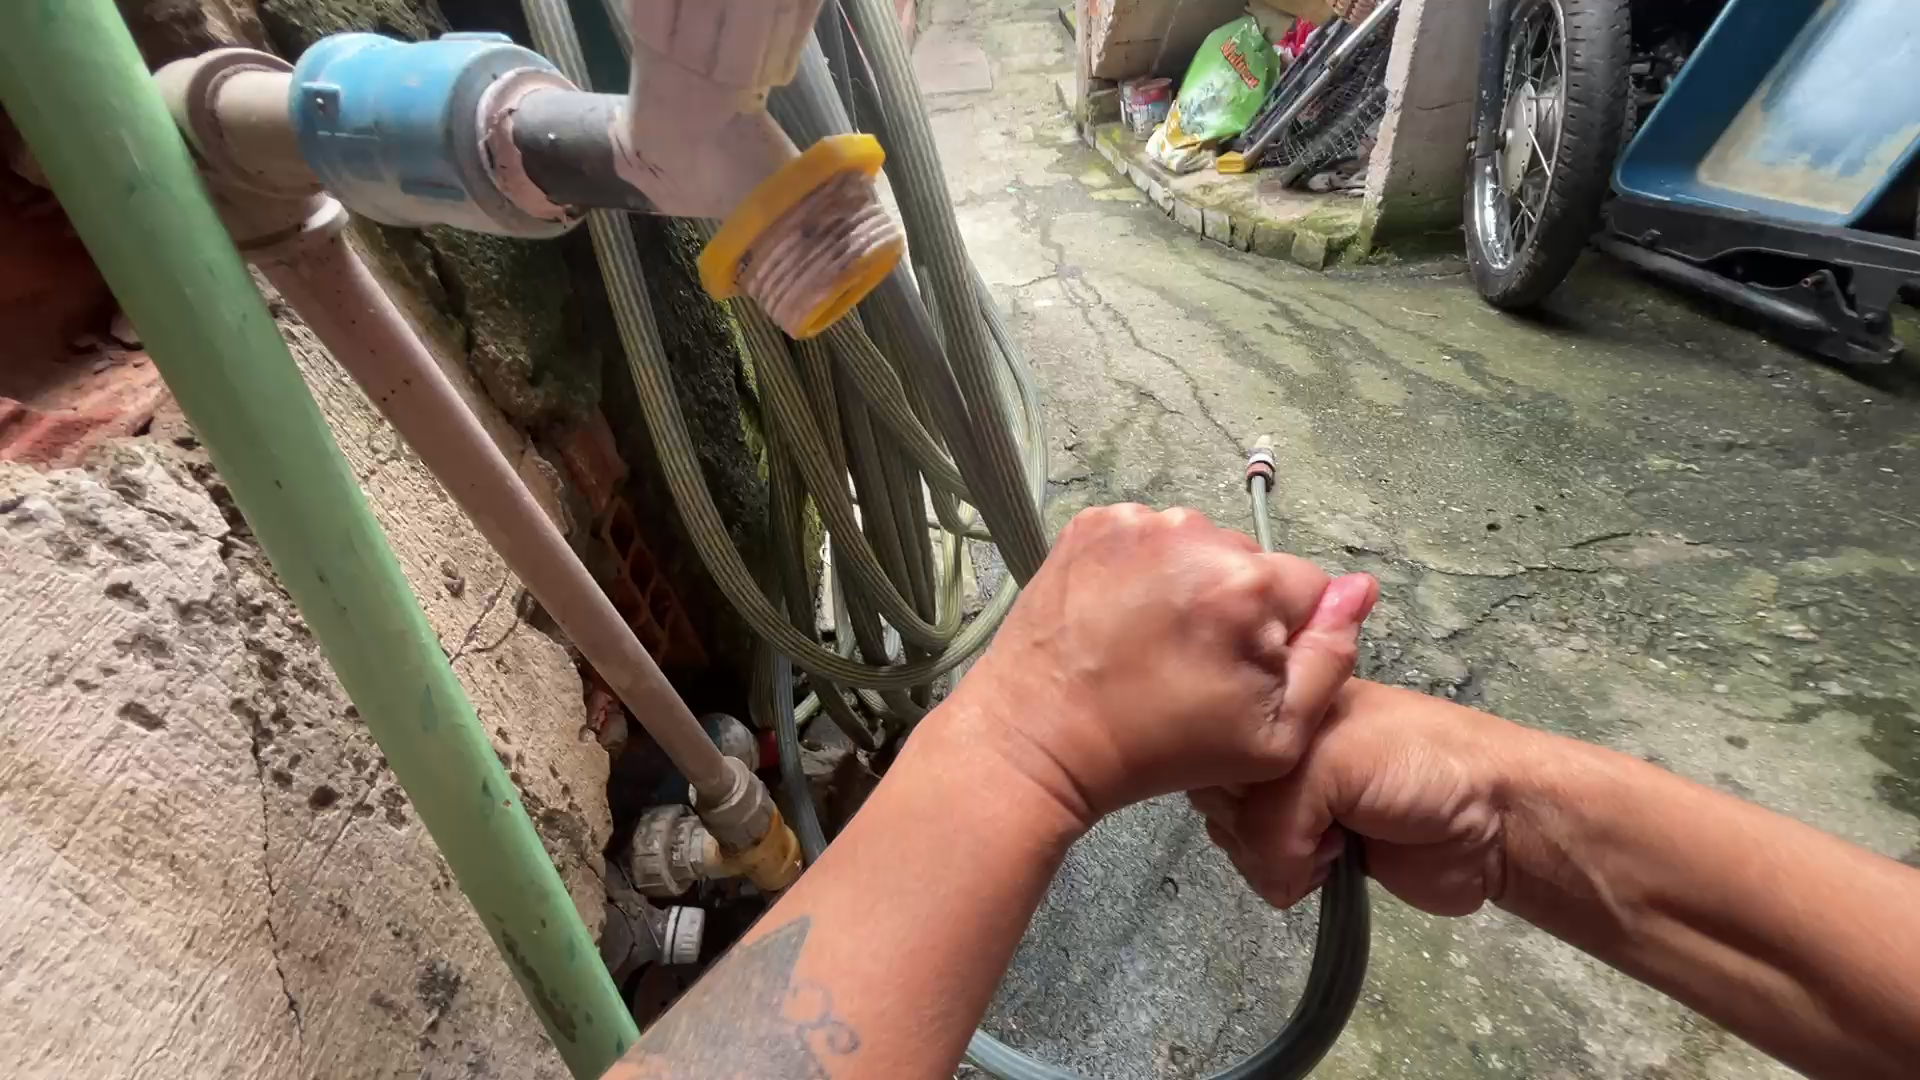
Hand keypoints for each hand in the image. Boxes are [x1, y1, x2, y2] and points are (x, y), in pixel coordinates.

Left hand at [944, 504, 1377, 827]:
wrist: (1040, 733)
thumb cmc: (1158, 747)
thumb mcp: (1274, 735)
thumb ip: (1330, 657)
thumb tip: (1360, 588)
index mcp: (1245, 581)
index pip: (1305, 588)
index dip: (1282, 635)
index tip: (1235, 670)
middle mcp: (1190, 530)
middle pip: (1246, 562)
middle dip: (1233, 603)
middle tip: (1186, 658)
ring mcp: (1131, 521)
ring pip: (1194, 546)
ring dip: (1186, 581)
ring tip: (1147, 635)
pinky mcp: (1088, 524)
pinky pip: (1143, 537)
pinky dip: (1141, 566)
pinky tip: (1117, 611)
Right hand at [1190, 680, 1521, 915]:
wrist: (1496, 822)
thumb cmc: (1414, 764)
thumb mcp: (1328, 763)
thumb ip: (1268, 812)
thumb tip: (1259, 869)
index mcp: (1274, 703)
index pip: (1210, 737)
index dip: (1223, 768)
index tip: (1261, 787)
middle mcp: (1272, 748)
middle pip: (1213, 788)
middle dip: (1248, 816)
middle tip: (1306, 819)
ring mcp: (1287, 799)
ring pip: (1229, 831)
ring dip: (1267, 850)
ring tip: (1326, 845)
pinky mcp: (1304, 847)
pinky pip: (1257, 865)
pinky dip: (1281, 875)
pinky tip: (1323, 867)